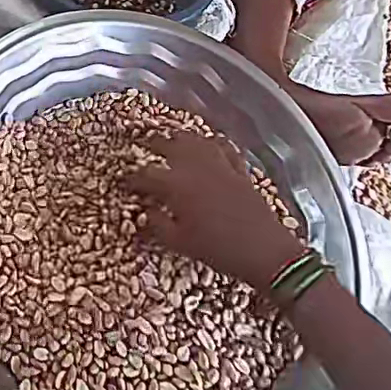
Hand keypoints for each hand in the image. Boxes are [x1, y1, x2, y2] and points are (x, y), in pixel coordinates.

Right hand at [127, 132, 304, 286]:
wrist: (266, 253)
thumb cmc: (217, 250)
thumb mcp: (178, 242)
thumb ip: (157, 223)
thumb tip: (145, 212)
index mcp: (176, 185)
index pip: (145, 175)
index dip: (132, 178)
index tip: (124, 182)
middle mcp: (195, 169)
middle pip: (169, 146)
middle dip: (153, 143)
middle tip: (144, 145)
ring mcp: (220, 167)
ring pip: (197, 141)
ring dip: (182, 136)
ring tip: (173, 136)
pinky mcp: (240, 172)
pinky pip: (225, 149)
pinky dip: (214, 143)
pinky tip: (210, 144)